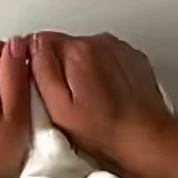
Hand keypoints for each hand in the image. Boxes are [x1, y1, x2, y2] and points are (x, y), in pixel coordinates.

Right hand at [31, 32, 177, 177]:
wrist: (146, 138)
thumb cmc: (103, 129)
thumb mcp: (58, 106)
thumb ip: (40, 69)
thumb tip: (30, 45)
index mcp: (77, 51)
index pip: (39, 40)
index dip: (32, 63)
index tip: (37, 85)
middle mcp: (99, 42)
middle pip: (62, 45)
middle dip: (57, 67)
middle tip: (62, 98)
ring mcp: (118, 50)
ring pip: (84, 52)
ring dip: (78, 70)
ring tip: (84, 99)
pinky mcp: (132, 59)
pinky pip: (105, 59)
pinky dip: (100, 72)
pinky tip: (101, 95)